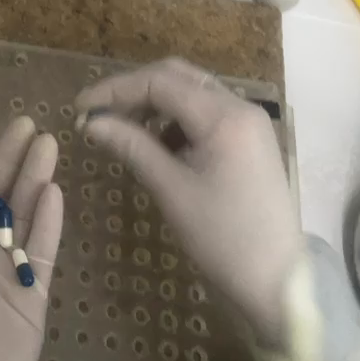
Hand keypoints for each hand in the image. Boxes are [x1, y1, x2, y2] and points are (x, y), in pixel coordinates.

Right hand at [74, 58, 302, 348]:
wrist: (279, 284)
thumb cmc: (223, 239)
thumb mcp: (171, 190)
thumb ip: (131, 146)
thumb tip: (90, 122)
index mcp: (224, 117)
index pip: (159, 82)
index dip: (114, 90)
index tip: (81, 108)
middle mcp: (240, 108)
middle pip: (176, 76)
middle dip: (133, 90)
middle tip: (98, 113)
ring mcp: (248, 122)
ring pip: (191, 91)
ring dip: (153, 103)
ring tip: (122, 129)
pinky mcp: (249, 139)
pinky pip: (205, 112)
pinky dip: (174, 119)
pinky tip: (156, 145)